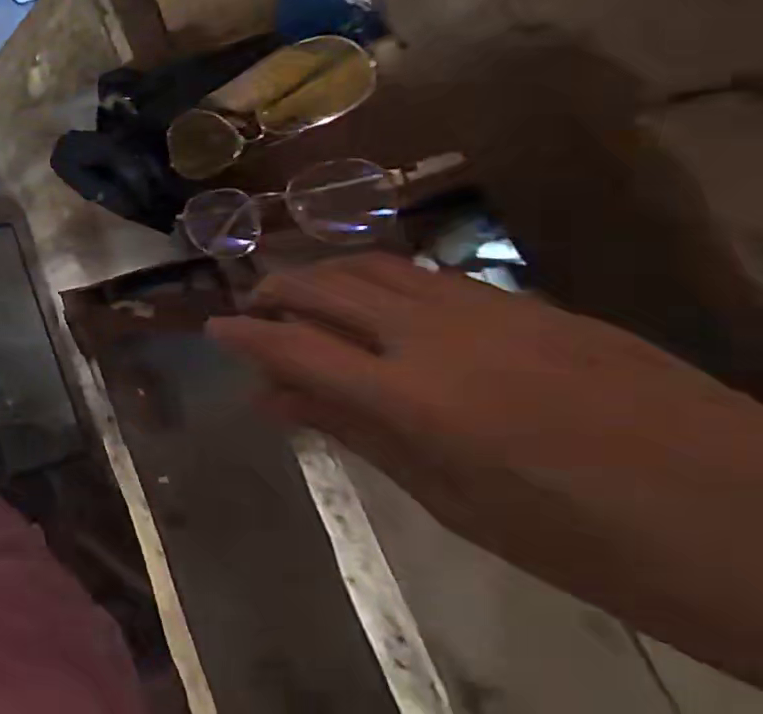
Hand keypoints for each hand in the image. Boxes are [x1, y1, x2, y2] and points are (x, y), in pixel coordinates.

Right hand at [207, 253, 762, 685]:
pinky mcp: (539, 305)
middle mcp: (442, 338)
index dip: (243, 334)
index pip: (295, 346)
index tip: (212, 330)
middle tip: (251, 310)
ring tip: (302, 295)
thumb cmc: (600, 546)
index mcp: (419, 401)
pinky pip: (431, 276)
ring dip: (323, 274)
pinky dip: (382, 280)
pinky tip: (383, 305)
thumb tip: (276, 400)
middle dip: (274, 291)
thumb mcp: (462, 505)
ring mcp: (494, 311)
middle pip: (325, 286)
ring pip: (375, 266)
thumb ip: (360, 436)